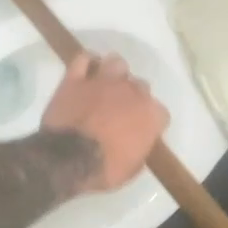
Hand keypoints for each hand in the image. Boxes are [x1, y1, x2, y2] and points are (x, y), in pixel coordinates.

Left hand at [40, 53, 168, 192]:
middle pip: (139, 85)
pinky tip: (86, 70)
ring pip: (116, 63)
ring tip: (105, 84)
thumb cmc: (105, 168)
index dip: (149, 120)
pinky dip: (86, 62)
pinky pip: (83, 59)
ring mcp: (102, 81)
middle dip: (131, 96)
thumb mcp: (133, 166)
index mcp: (150, 114)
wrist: (68, 158)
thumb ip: (140, 145)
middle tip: (118, 109)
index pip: (159, 111)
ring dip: (113, 72)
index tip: (140, 129)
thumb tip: (135, 139)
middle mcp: (131, 92)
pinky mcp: (75, 79)